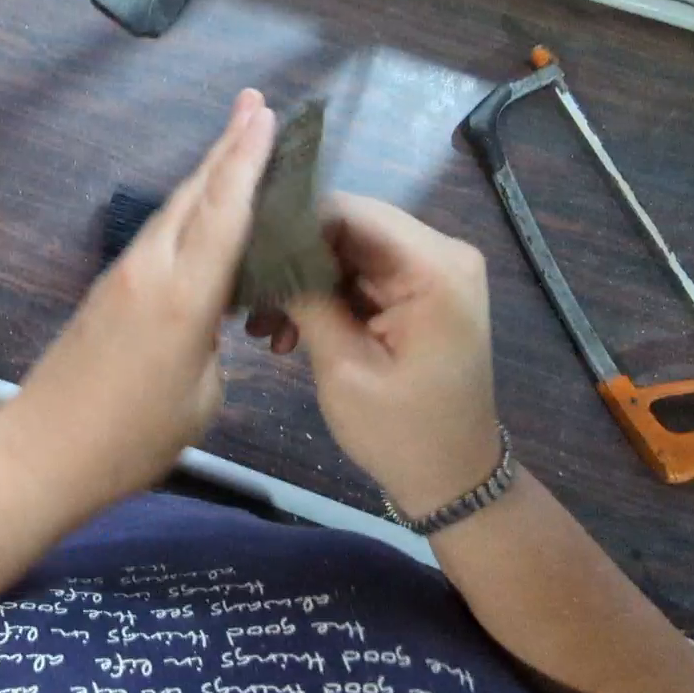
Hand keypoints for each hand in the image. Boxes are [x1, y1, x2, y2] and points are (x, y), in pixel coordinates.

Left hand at [7, 90, 277, 499]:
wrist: (44, 450)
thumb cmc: (132, 438)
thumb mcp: (201, 395)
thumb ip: (212, 341)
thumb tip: (207, 317)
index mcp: (183, 294)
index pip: (224, 211)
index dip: (247, 159)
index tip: (263, 113)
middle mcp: (149, 268)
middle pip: (192, 195)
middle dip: (227, 149)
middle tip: (254, 106)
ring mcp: (120, 275)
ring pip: (171, 212)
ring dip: (206, 178)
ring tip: (237, 148)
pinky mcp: (105, 290)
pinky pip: (156, 239)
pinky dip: (186, 215)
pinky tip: (201, 217)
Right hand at [249, 195, 500, 517]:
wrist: (452, 480)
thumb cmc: (400, 432)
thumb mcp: (344, 365)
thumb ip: (308, 298)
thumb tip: (264, 250)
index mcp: (433, 268)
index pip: (349, 212)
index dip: (290, 226)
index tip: (241, 253)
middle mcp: (440, 254)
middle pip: (346, 227)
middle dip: (292, 257)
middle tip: (244, 292)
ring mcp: (430, 270)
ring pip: (344, 250)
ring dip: (301, 282)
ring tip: (263, 325)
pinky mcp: (416, 290)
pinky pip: (356, 274)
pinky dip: (320, 296)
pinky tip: (288, 332)